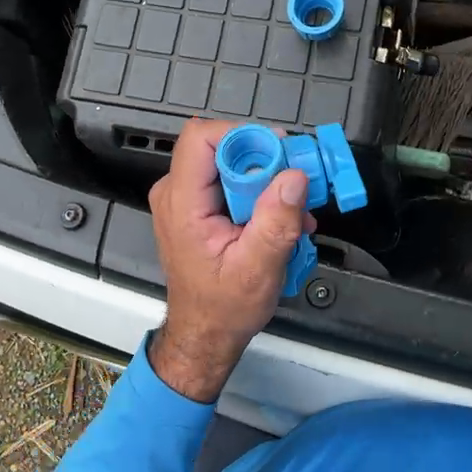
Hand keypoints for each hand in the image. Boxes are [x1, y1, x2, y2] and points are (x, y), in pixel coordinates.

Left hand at [147, 120, 313, 401]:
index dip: (243, 137)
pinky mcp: (198, 206)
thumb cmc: (222, 308)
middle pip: (221, 148)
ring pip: (230, 164)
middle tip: (295, 187)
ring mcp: (185, 199)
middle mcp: (177, 194)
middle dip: (264, 164)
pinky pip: (230, 182)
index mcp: (183, 204)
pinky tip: (279, 222)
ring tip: (291, 215)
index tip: (278, 154)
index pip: (201, 138)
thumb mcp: (258, 269)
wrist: (205, 334)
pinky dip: (259, 195)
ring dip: (266, 183)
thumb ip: (276, 221)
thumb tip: (294, 176)